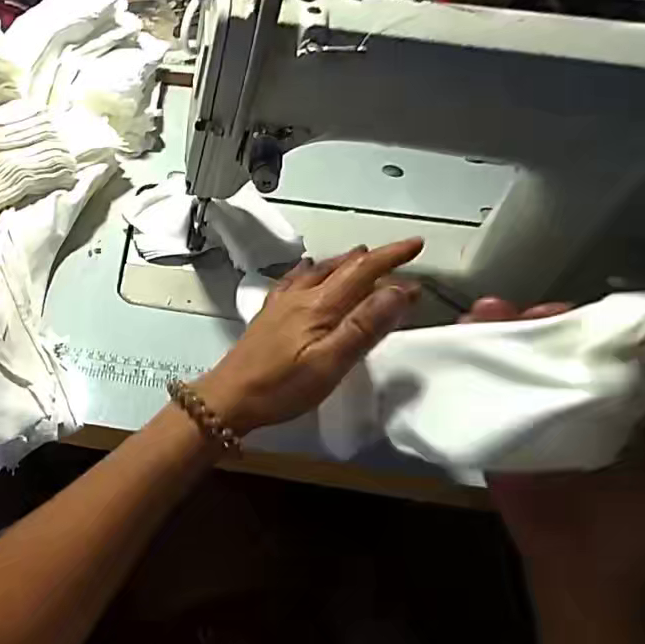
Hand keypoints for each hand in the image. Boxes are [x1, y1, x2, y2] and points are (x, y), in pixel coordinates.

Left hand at [193, 239, 424, 432]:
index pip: (362, 272)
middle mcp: (300, 297)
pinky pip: (295, 281)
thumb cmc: (280, 387)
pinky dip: (311, 271)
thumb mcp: (329, 363)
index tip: (417, 245)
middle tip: (400, 257)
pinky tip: (306, 271)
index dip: (391, 256)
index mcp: (319, 306)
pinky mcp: (268, 316)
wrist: (227, 398)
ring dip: (345, 262)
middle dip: (374, 259)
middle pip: (342, 268)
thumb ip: (364, 326)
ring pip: (318, 272)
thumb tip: (398, 290)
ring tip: (362, 257)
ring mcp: (281, 305)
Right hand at [465, 298, 644, 603]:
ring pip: (522, 362)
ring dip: (505, 332)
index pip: (620, 350)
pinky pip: (484, 392)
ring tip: (488, 312)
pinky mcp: (501, 431)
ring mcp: (539, 415)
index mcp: (636, 407)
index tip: (590, 313)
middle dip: (548, 322)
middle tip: (533, 312)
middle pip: (564, 348)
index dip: (607, 326)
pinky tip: (462, 338)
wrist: (590, 579)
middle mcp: (586, 401)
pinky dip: (471, 363)